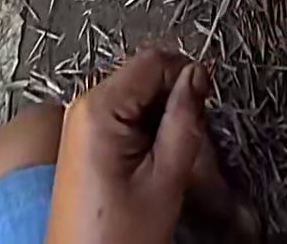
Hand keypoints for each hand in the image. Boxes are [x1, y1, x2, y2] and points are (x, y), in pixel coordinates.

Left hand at [46, 49, 209, 243]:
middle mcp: (85, 104)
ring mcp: (82, 120)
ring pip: (140, 96)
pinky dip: (147, 132)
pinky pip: (127, 114)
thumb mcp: (164, 179)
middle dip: (174, 103)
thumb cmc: (114, 241)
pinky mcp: (86, 137)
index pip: (154, 60)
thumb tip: (197, 73)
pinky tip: (151, 164)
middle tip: (188, 142)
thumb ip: (184, 119)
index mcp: (99, 107)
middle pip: (146, 76)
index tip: (204, 103)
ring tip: (169, 160)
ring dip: (163, 119)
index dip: (185, 76)